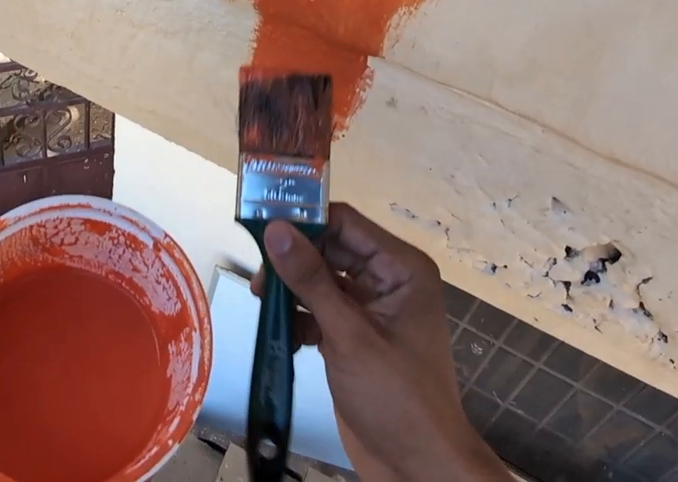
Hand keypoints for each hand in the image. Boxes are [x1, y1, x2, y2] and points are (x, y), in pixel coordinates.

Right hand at [254, 203, 503, 481]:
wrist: (419, 469)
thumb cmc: (396, 396)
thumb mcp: (349, 334)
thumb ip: (310, 279)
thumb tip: (275, 229)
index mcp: (401, 268)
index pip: (346, 223)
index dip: (306, 220)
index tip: (262, 225)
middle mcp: (388, 279)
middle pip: (330, 249)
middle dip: (294, 259)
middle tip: (257, 273)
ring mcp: (371, 308)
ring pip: (321, 279)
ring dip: (292, 290)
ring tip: (263, 301)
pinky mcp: (355, 335)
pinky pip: (320, 309)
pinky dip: (300, 318)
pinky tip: (283, 334)